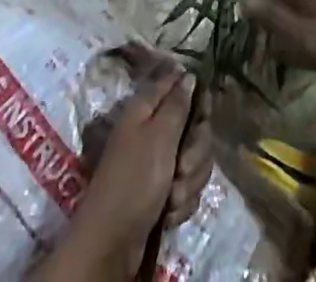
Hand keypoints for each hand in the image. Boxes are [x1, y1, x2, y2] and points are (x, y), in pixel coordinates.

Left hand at [44, 62, 195, 279]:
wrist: (113, 241)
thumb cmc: (135, 180)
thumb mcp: (158, 136)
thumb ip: (177, 104)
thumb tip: (189, 74)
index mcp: (145, 110)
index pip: (176, 85)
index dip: (195, 96)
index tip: (201, 115)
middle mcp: (153, 131)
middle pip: (194, 128)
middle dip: (195, 153)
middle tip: (181, 167)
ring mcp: (158, 162)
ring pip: (195, 161)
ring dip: (189, 182)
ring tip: (171, 197)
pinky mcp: (163, 190)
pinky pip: (188, 187)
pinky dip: (181, 202)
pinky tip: (168, 213)